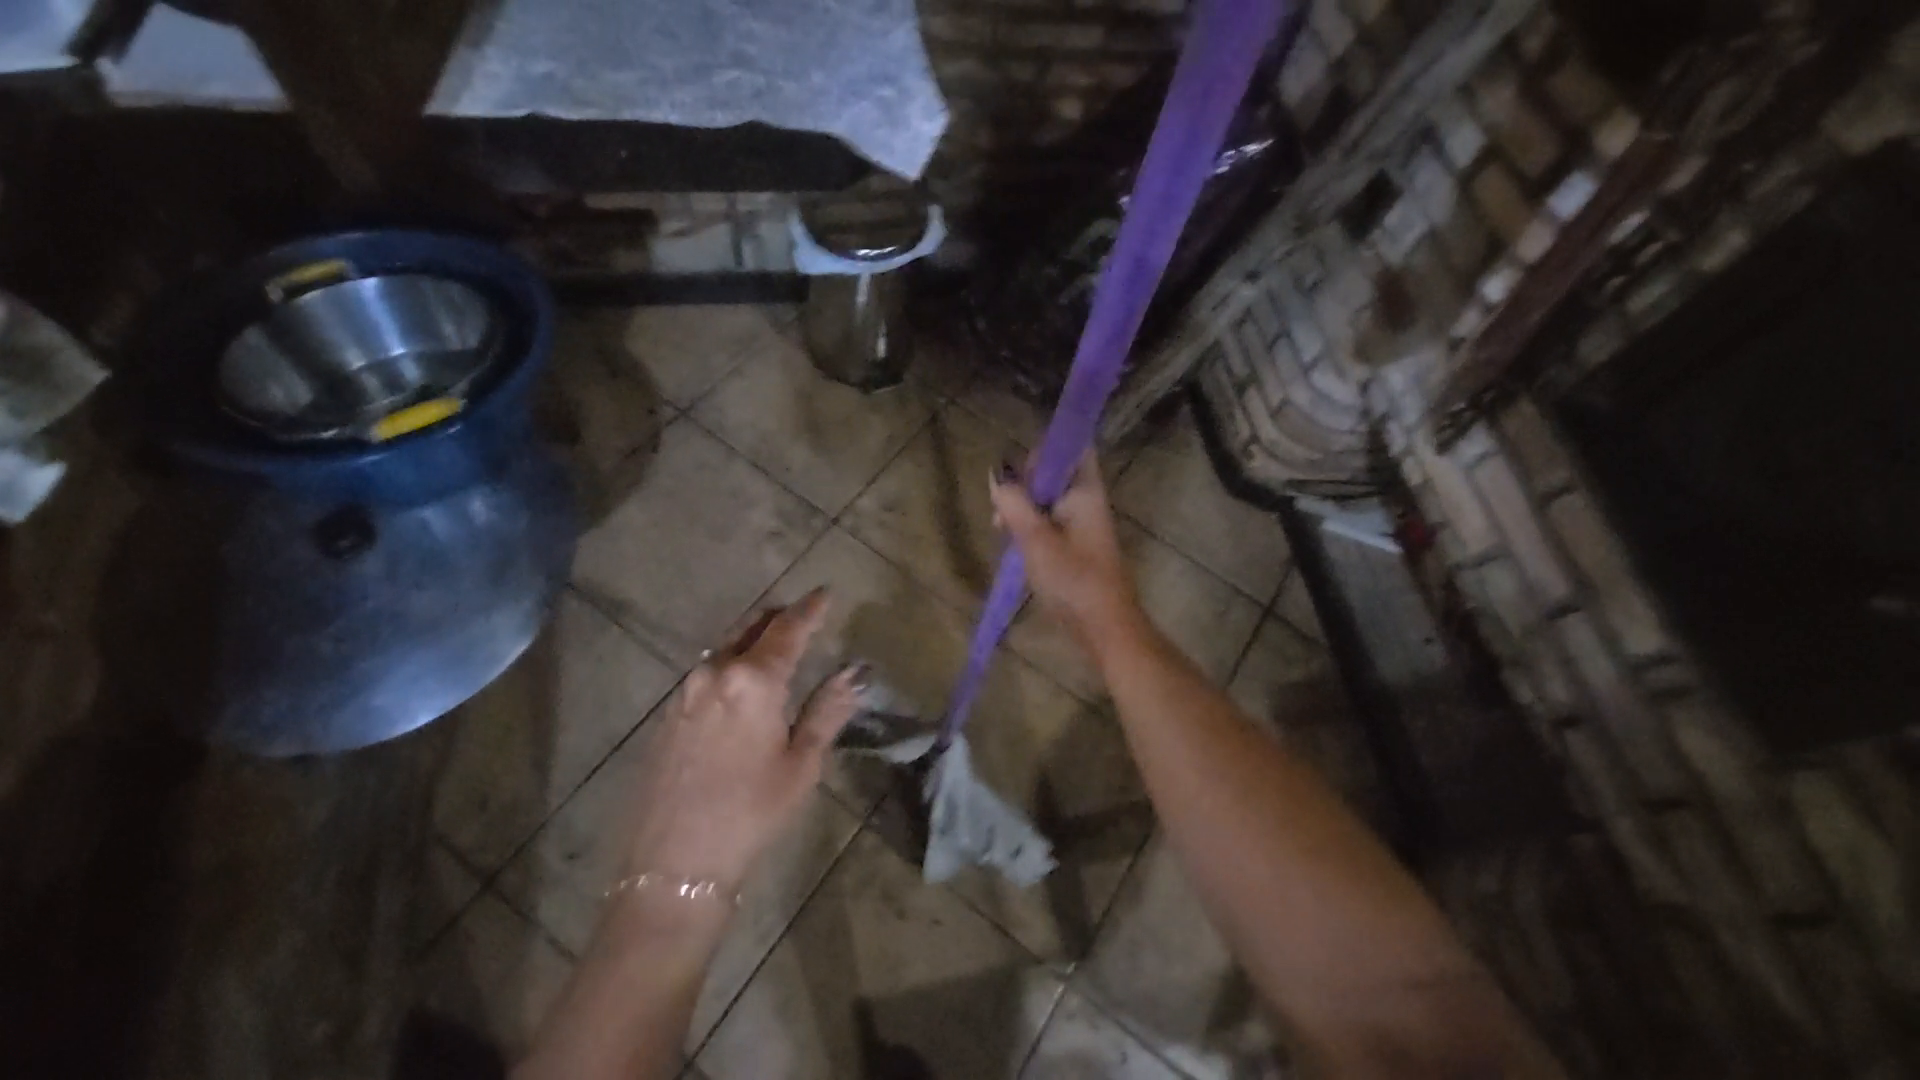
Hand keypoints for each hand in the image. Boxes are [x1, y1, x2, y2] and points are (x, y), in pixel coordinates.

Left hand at [622, 587, 859, 894]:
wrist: (674, 861)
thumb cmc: (751, 812)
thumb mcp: (802, 764)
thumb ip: (827, 711)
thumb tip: (854, 674)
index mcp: (754, 680)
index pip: (788, 629)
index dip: (810, 609)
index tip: (826, 593)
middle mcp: (715, 673)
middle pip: (751, 628)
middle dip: (778, 616)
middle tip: (801, 614)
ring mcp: (685, 692)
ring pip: (725, 648)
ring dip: (752, 639)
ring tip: (774, 643)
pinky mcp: (668, 714)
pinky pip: (706, 673)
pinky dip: (730, 664)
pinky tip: (741, 683)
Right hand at [988, 452, 1144, 662]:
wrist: (1104, 628)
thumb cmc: (1073, 580)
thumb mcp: (1035, 539)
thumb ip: (1014, 504)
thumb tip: (996, 474)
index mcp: (1085, 492)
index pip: (1072, 448)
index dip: (1044, 452)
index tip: (1019, 474)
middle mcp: (1087, 502)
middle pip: (1054, 475)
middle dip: (1024, 486)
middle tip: (1002, 510)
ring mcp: (1083, 526)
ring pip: (1047, 501)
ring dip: (1022, 510)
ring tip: (1001, 531)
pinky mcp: (1076, 548)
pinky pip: (1050, 524)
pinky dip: (1030, 529)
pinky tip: (1014, 547)